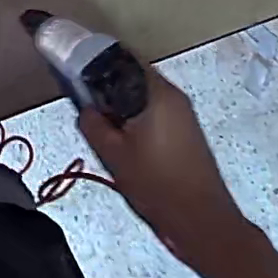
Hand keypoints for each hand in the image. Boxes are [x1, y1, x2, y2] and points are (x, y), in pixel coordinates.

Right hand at [75, 64, 253, 267]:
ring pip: (144, 94)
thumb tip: (86, 108)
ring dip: (122, 102)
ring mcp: (183, 112)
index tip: (76, 69)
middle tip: (85, 102)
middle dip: (108, 85)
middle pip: (134, 75)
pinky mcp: (187, 129)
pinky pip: (156, 109)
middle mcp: (173, 94)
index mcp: (156, 92)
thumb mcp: (113, 155)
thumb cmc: (157, 185)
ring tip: (102, 125)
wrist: (201, 219)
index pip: (124, 57)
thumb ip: (93, 124)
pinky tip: (124, 139)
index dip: (97, 60)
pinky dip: (137, 114)